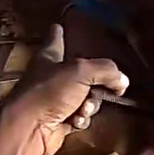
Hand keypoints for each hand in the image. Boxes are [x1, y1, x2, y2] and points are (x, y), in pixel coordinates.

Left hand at [0, 25, 129, 154]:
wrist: (30, 128)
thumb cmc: (50, 91)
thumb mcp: (81, 71)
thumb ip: (106, 71)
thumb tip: (123, 81)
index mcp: (50, 57)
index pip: (56, 38)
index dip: (60, 32)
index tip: (59, 26)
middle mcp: (52, 76)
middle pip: (83, 73)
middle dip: (96, 82)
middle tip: (101, 87)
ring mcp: (56, 99)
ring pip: (86, 97)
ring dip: (90, 104)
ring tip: (82, 108)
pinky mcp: (60, 120)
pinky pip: (81, 116)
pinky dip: (81, 118)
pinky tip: (75, 120)